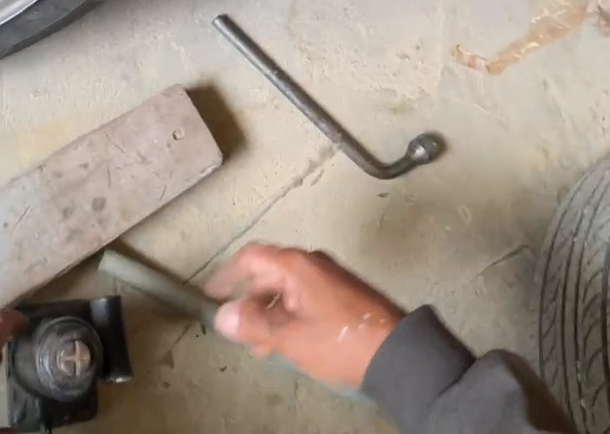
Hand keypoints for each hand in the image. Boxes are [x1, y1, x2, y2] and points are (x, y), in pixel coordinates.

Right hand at [203, 243, 403, 388]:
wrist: (396, 352)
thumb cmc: (338, 339)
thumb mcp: (290, 337)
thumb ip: (253, 325)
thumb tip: (222, 316)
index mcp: (295, 264)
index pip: (251, 257)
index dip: (228, 274)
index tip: (213, 293)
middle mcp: (310, 262)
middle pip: (268, 272)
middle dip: (250, 300)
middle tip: (237, 327)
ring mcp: (328, 276)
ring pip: (286, 288)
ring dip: (269, 312)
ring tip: (261, 344)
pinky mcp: (341, 292)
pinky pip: (303, 296)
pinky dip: (288, 314)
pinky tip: (288, 340)